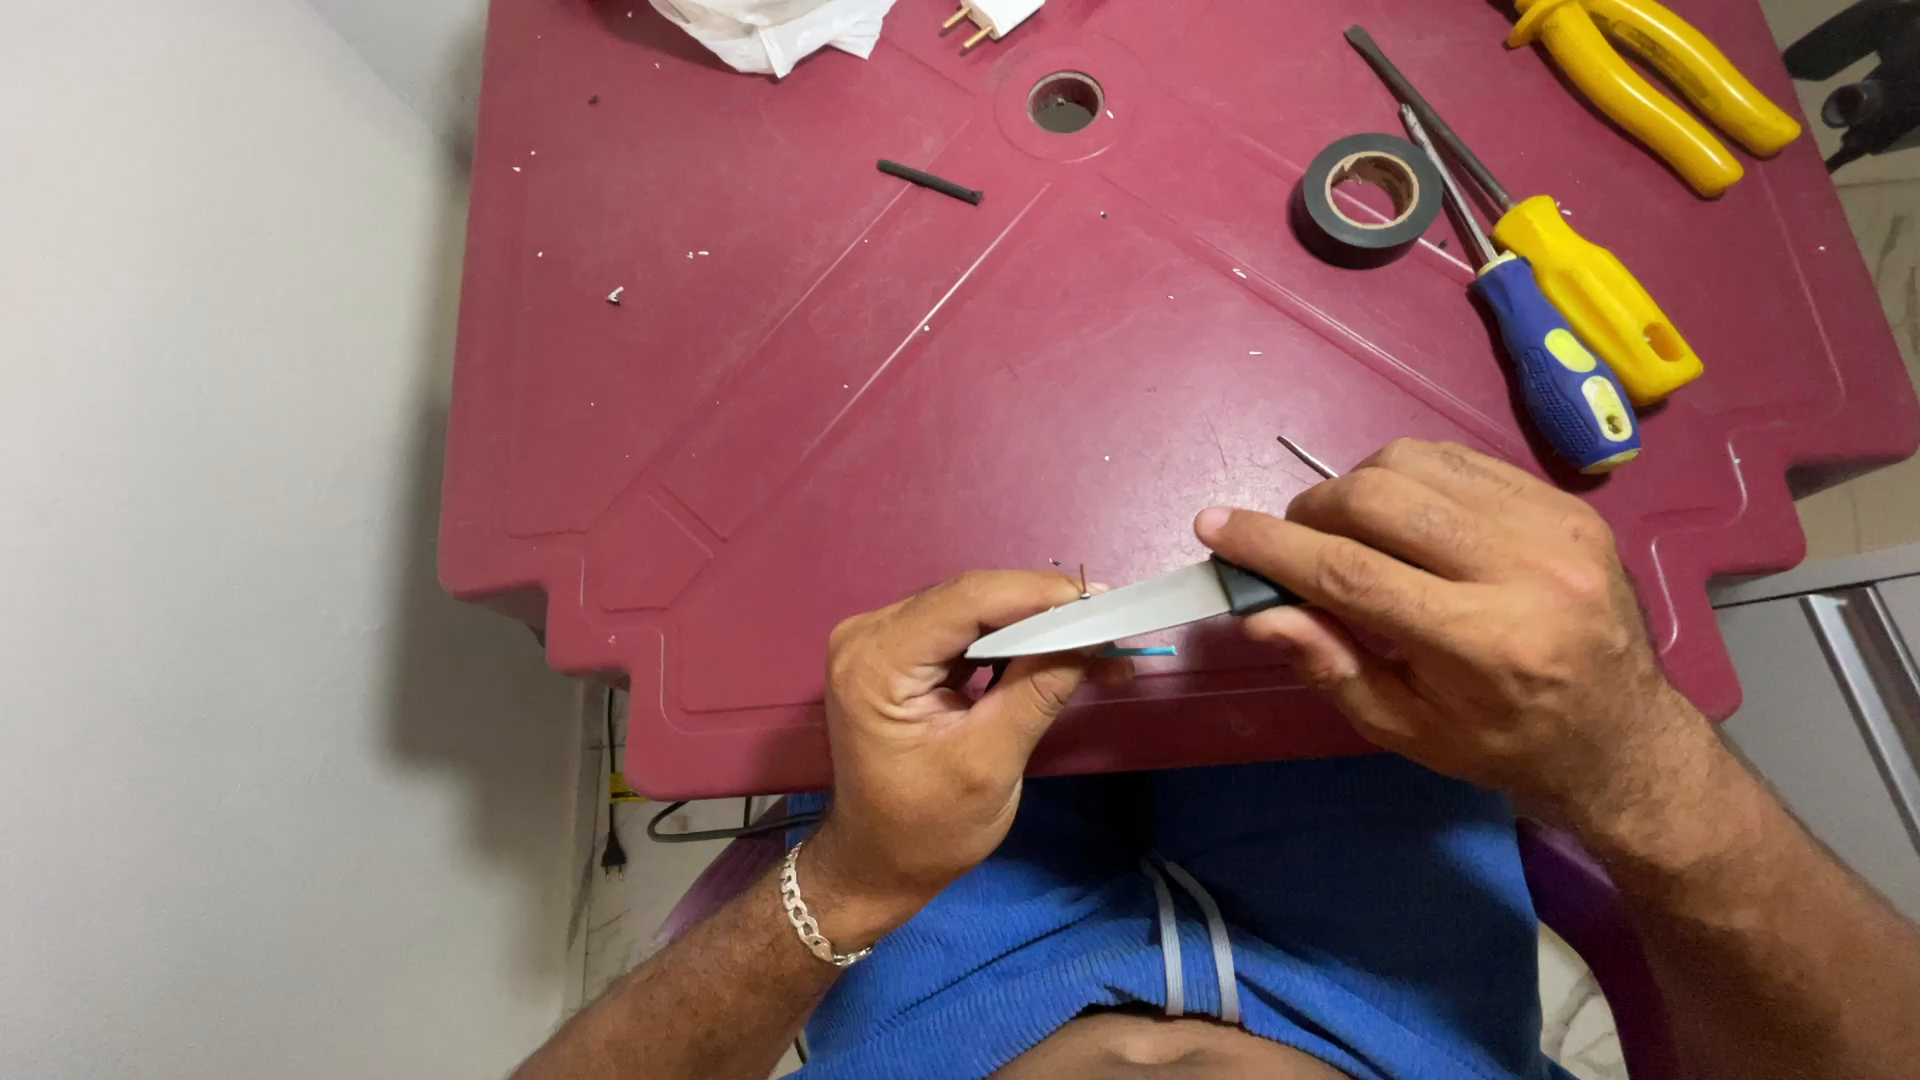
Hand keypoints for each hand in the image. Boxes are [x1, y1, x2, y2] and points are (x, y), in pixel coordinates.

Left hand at [801, 571, 1101, 944]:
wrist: (877, 862)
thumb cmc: (926, 830)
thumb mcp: (990, 764)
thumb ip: (1037, 691)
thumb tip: (1089, 633)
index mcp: (875, 662)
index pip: (965, 599)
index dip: (1036, 594)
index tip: (1100, 602)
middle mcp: (868, 635)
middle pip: (969, 599)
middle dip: (1042, 611)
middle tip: (1108, 624)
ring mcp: (880, 639)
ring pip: (973, 610)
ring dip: (1034, 626)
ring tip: (1094, 644)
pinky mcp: (898, 651)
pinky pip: (963, 630)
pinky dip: (1011, 642)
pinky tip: (1055, 654)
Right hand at [1195, 438, 1714, 829]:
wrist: (1625, 737)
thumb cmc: (1498, 743)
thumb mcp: (1400, 727)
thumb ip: (1327, 663)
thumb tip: (1258, 613)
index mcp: (1484, 644)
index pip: (1350, 572)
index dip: (1270, 545)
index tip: (1213, 526)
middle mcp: (1526, 570)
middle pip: (1377, 500)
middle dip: (1310, 513)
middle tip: (1294, 542)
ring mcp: (1554, 525)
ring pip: (1409, 463)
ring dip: (1350, 489)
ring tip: (1346, 530)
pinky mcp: (1564, 502)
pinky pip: (1449, 457)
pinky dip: (1398, 477)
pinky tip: (1396, 516)